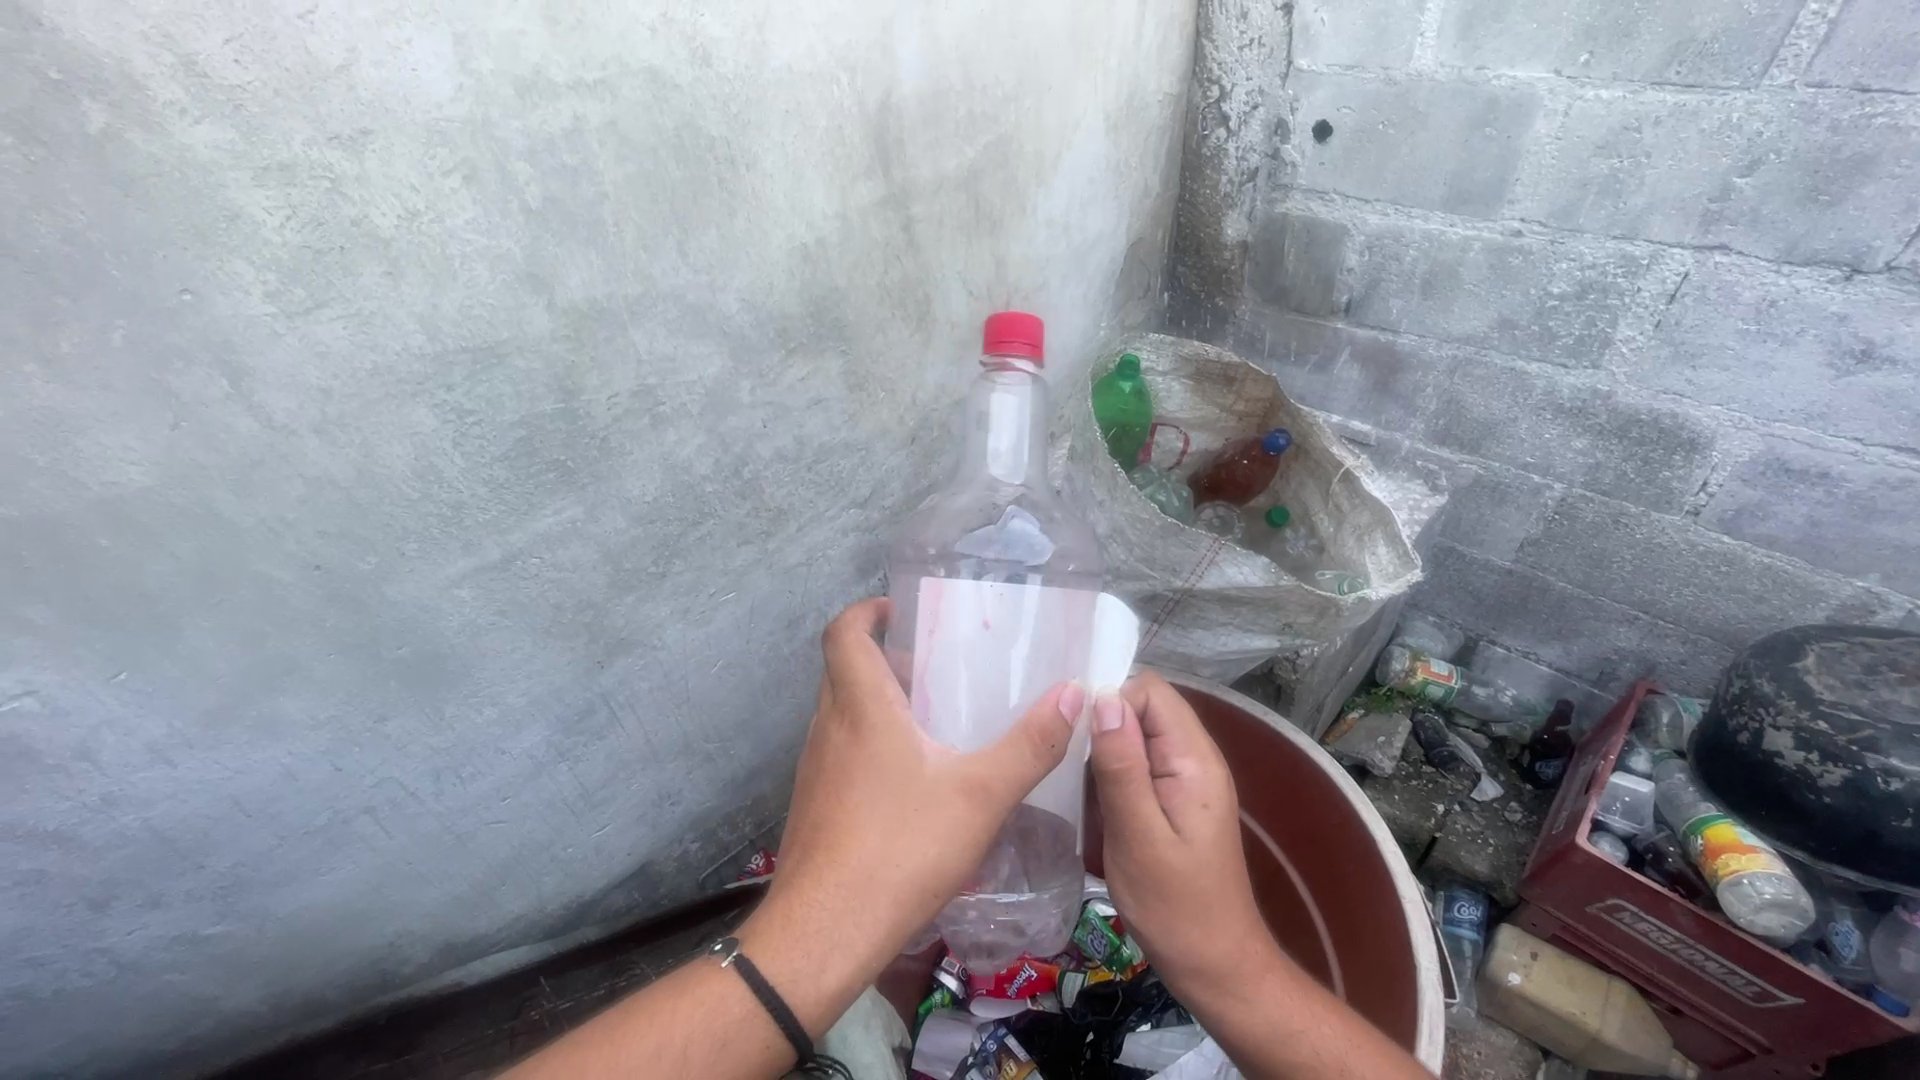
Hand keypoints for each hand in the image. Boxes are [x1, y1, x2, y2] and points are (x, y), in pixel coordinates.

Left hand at [740, 598, 1083, 1022]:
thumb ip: (1030, 745)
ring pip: (841, 712)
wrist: (825, 932)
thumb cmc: (900, 847)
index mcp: (860, 705)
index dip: (866, 611)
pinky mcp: (814, 805)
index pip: (843, 632)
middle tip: (933, 665)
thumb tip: (1074, 694)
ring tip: (931, 718)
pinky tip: (910, 780)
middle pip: (843, 669)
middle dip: (883, 656)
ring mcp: (815, 769)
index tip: (900, 611)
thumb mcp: (980, 794)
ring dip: (876, 702)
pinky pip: (840, 752)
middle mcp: (828, 726)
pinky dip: (869, 744)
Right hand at [1090, 672, 1270, 993]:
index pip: (1149, 691)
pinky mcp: (1170, 800)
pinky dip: (1110, 773)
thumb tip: (1103, 698)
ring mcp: (1183, 780)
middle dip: (1102, 722)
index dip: (1109, 699)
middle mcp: (1193, 758)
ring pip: (1135, 735)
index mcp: (1193, 759)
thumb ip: (1121, 766)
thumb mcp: (1139, 836)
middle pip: (1142, 708)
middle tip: (1064, 758)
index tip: (1073, 731)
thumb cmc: (1176, 906)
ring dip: (1102, 750)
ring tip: (1070, 779)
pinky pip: (1135, 764)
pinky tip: (1089, 798)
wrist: (1213, 965)